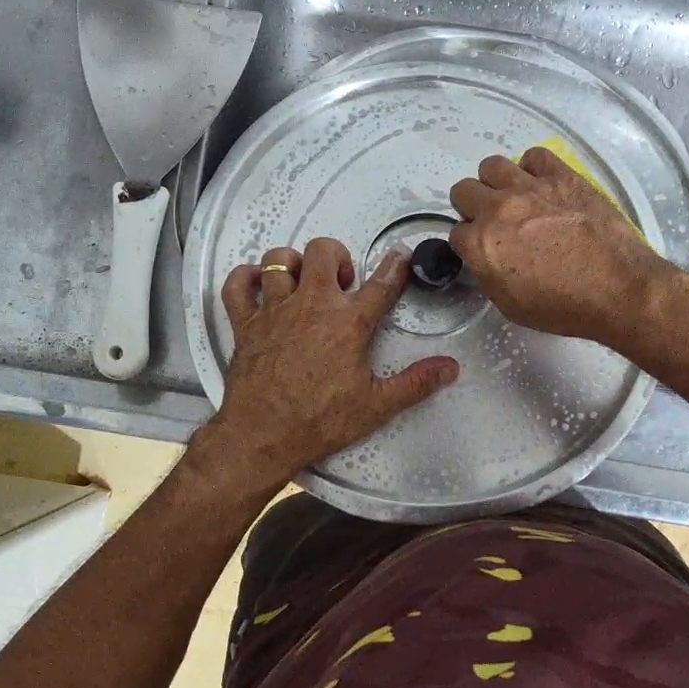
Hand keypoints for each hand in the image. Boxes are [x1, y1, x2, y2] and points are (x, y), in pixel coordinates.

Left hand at [205, 238, 459, 484]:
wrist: (263, 436)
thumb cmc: (321, 421)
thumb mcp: (376, 406)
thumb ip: (416, 383)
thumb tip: (450, 367)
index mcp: (348, 323)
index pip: (381, 284)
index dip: (396, 265)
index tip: (401, 255)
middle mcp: (311, 305)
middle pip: (323, 251)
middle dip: (337, 257)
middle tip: (341, 284)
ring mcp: (274, 310)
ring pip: (278, 260)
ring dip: (292, 264)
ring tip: (301, 283)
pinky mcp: (245, 323)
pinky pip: (237, 285)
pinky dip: (245, 278)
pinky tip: (258, 287)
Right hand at [450, 147, 682, 344]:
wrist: (617, 288)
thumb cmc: (563, 307)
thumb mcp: (509, 305)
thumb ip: (488, 275)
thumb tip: (485, 259)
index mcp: (481, 245)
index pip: (456, 233)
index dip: (469, 244)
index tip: (484, 251)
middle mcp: (497, 209)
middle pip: (464, 191)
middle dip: (473, 208)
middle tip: (495, 223)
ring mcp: (530, 188)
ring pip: (492, 166)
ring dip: (497, 183)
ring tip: (515, 199)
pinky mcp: (561, 176)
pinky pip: (534, 156)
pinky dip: (533, 169)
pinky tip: (543, 187)